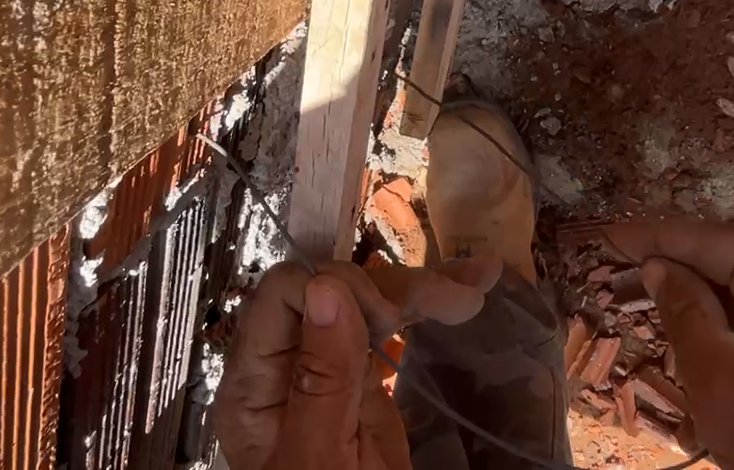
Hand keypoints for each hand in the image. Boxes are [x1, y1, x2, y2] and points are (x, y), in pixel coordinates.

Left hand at [217, 257, 500, 469]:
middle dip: (396, 287)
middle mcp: (287, 362)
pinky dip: (427, 308)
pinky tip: (465, 291)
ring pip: (367, 301)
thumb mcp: (322, 463)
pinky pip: (389, 329)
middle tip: (459, 302)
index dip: (337, 288)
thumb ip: (321, 380)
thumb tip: (326, 286)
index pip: (284, 293)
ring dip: (423, 288)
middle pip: (333, 289)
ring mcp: (325, 366)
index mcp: (255, 380)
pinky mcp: (360, 377)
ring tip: (478, 282)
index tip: (390, 318)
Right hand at [606, 220, 733, 469]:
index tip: (609, 234)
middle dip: (676, 261)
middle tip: (621, 262)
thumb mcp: (720, 380)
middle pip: (729, 259)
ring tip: (647, 289)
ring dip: (698, 292)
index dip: (655, 236)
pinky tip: (692, 326)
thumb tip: (658, 266)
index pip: (710, 239)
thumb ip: (684, 312)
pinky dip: (724, 320)